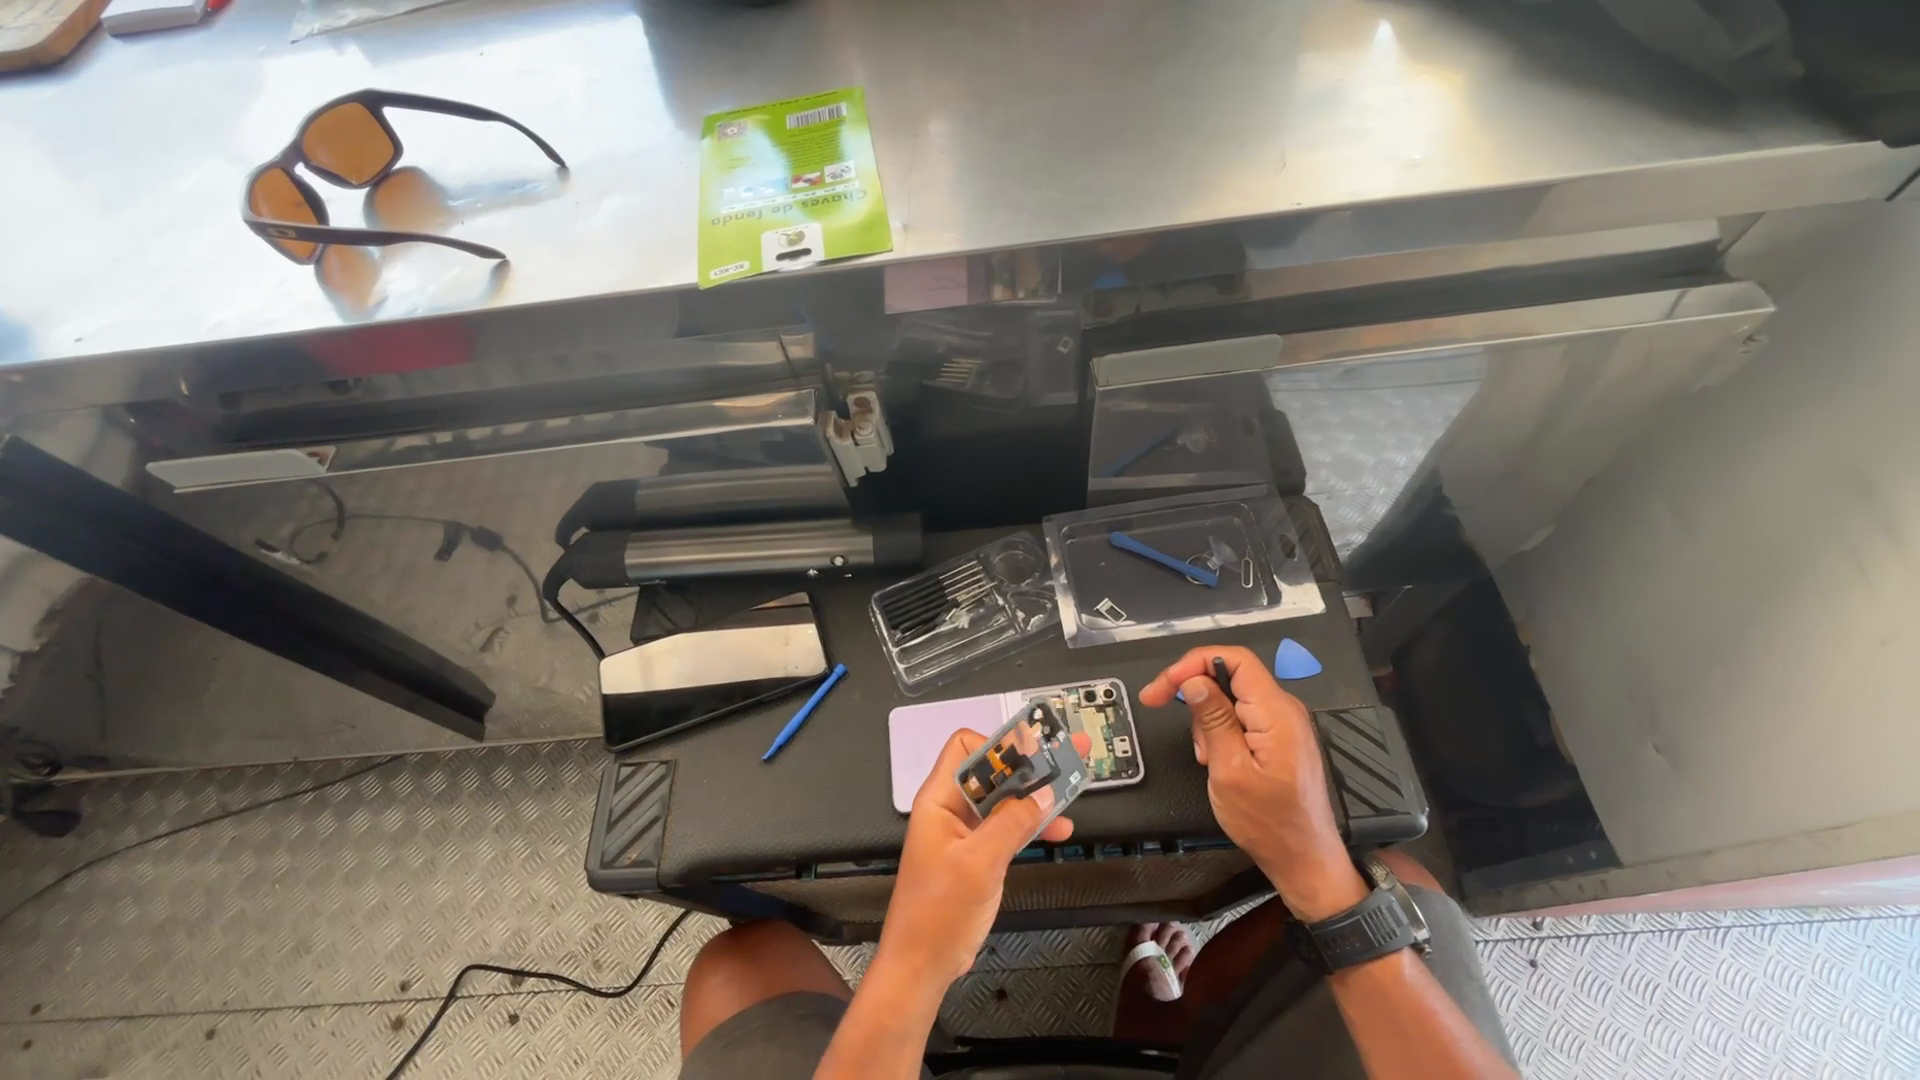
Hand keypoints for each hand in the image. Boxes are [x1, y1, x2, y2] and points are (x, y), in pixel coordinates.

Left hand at [878, 729, 1082, 984]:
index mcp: (939, 800)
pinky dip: (1031, 823)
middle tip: (1067, 753)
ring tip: (1073, 784)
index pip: (966, 748)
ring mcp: (965, 833)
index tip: (1036, 751)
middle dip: (1029, 763)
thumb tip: (1045, 791)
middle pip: (992, 771)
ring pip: (1004, 799)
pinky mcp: (977, 855)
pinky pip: (1007, 826)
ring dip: (1036, 793)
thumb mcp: (979, 863)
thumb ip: (1012, 823)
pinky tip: (1059, 828)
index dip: (999, 744)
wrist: (921, 966)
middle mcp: (951, 809)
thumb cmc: (938, 913)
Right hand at [1141, 646, 1366, 921]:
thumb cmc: (1266, 822)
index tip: (1163, 686)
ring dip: (1206, 717)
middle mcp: (1284, 709)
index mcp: (1276, 712)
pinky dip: (1220, 729)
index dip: (1193, 662)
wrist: (1304, 860)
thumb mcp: (1229, 770)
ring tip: (1204, 756)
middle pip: (1230, 675)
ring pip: (1232, 696)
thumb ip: (1213, 720)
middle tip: (1160, 708)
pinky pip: (1243, 716)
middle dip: (1194, 691)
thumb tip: (1193, 680)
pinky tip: (1215, 758)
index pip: (1235, 659)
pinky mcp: (1279, 737)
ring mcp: (1284, 723)